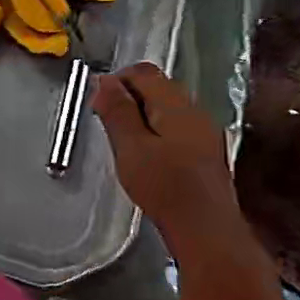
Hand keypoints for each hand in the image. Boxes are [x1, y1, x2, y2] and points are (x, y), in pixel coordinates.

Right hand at [91, 63, 242, 244]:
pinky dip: (152, 128)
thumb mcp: (130, 146)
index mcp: (176, 106)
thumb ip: (118, 111)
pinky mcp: (203, 149)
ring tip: (119, 138)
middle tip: (103, 121)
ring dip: (138, 113)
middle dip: (126, 95)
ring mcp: (203, 130)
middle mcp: (195, 111)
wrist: (204, 226)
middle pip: (157, 86)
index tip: (95, 103)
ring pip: (165, 106)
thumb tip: (104, 80)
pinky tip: (142, 152)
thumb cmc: (162, 185)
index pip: (144, 73)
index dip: (116, 79)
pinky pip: (173, 124)